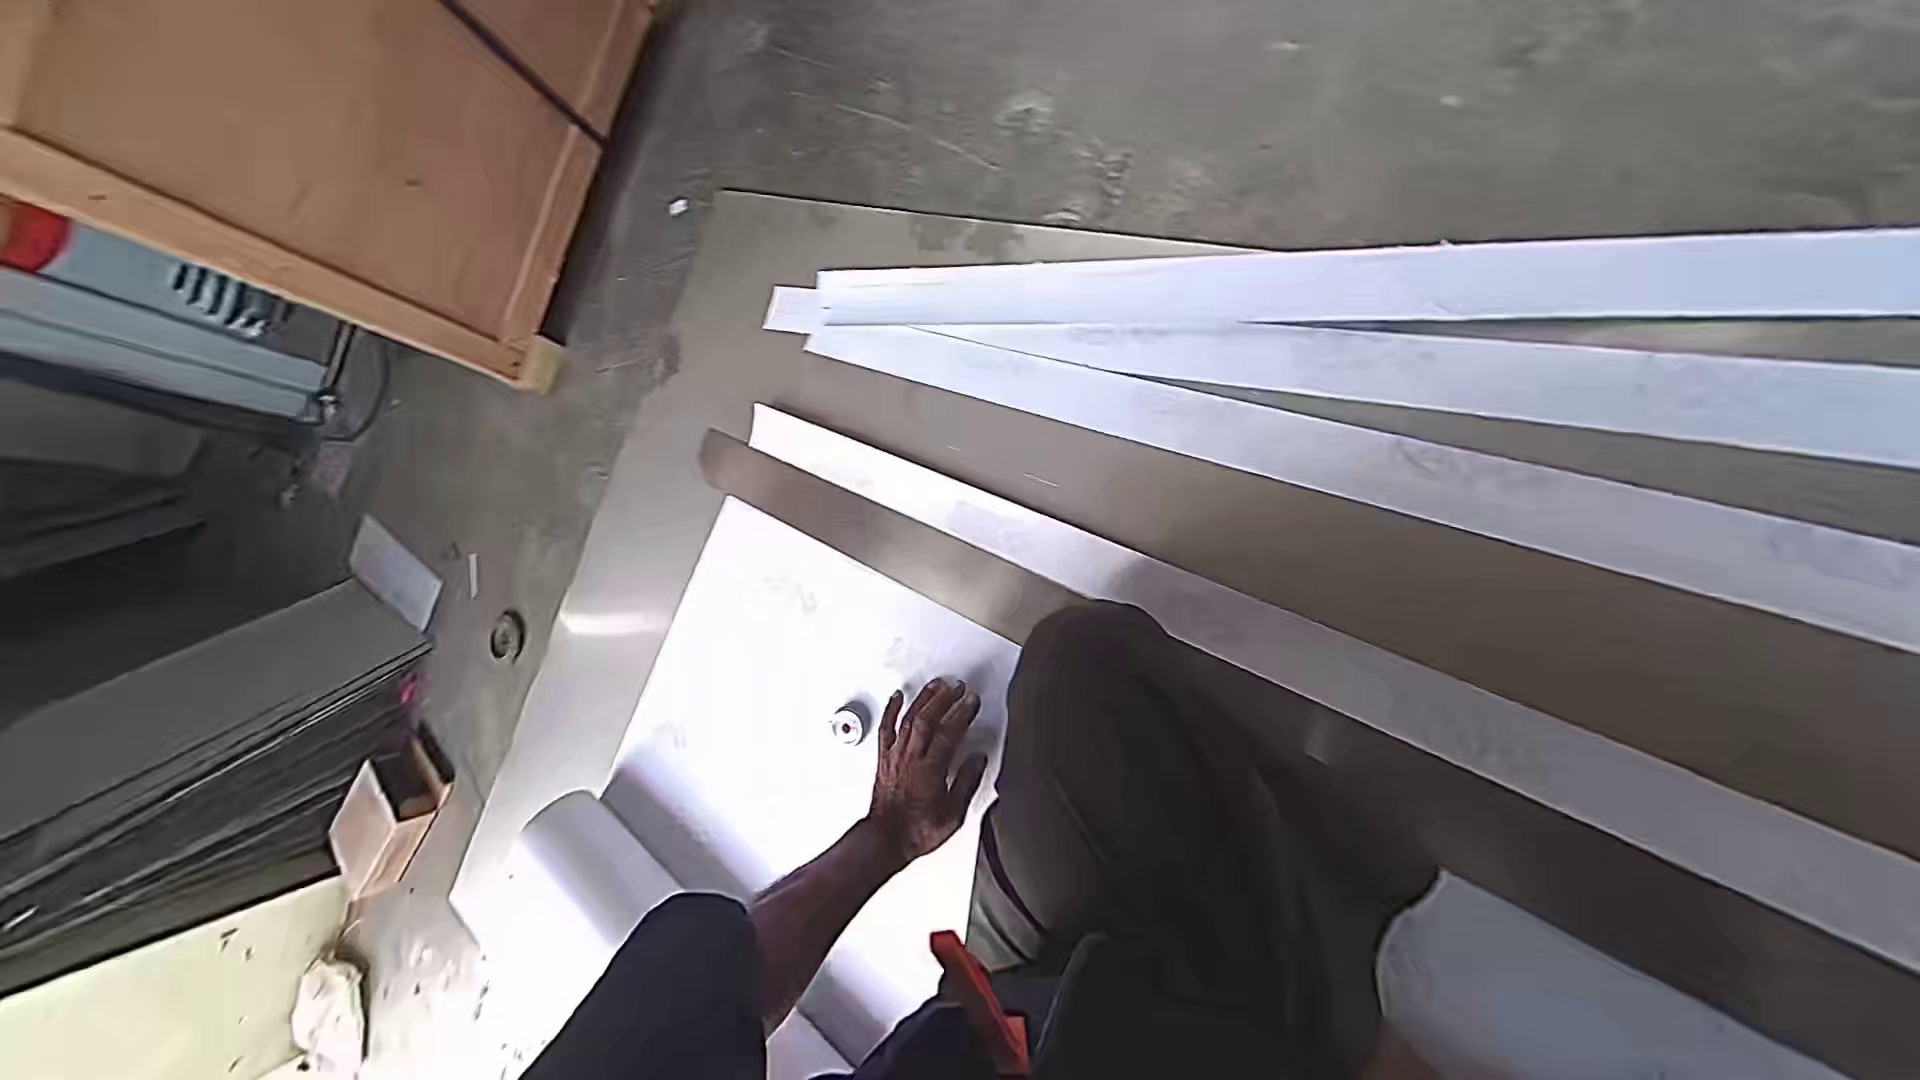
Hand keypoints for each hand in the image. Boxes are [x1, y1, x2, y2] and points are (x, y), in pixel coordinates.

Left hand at [867, 678, 988, 866]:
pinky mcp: (884, 758)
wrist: (886, 840)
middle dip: (945, 699)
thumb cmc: (916, 831)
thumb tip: (978, 760)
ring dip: (924, 699)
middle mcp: (911, 758)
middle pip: (928, 719)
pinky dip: (892, 710)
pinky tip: (898, 697)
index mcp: (930, 770)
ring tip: (937, 685)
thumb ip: (966, 783)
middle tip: (958, 687)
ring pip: (909, 719)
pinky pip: (887, 728)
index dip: (962, 713)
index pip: (948, 732)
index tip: (972, 701)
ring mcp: (896, 756)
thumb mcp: (953, 815)